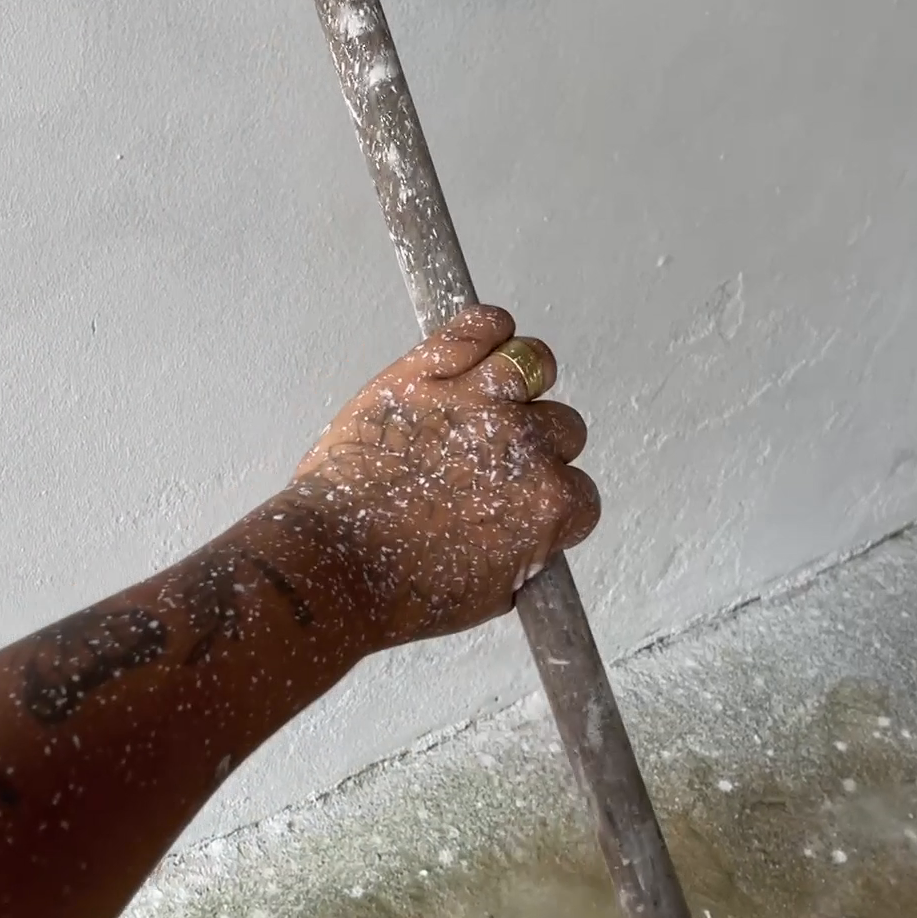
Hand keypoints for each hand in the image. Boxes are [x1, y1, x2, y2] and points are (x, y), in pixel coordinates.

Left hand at [286, 306, 599, 645]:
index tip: (522, 496)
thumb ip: (529, 550)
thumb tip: (533, 532)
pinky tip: (481, 345)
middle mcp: (525, 445)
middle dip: (533, 444)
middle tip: (491, 458)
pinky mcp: (430, 371)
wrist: (335, 564)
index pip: (580, 489)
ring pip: (534, 363)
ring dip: (521, 380)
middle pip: (562, 426)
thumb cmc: (400, 586)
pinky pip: (482, 324)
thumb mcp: (491, 593)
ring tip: (490, 398)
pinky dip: (488, 328)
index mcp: (549, 504)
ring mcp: (478, 400)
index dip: (549, 494)